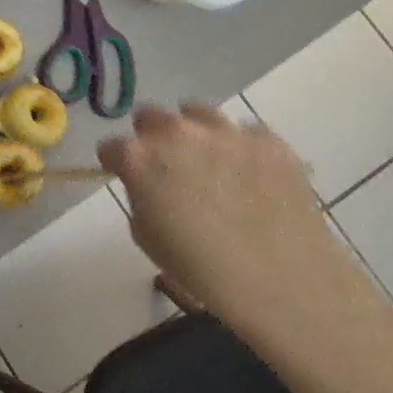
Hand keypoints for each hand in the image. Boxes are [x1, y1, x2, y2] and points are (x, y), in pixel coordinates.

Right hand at [98, 102, 352, 328]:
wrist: (281, 280)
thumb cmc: (199, 267)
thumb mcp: (145, 235)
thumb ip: (140, 196)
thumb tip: (151, 186)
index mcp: (139, 158)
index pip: (111, 147)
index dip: (117, 163)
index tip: (126, 177)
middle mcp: (177, 133)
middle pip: (151, 116)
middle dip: (152, 137)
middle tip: (166, 165)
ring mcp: (226, 132)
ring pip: (198, 112)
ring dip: (194, 132)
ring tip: (208, 160)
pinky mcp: (269, 141)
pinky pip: (246, 132)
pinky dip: (241, 147)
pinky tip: (250, 174)